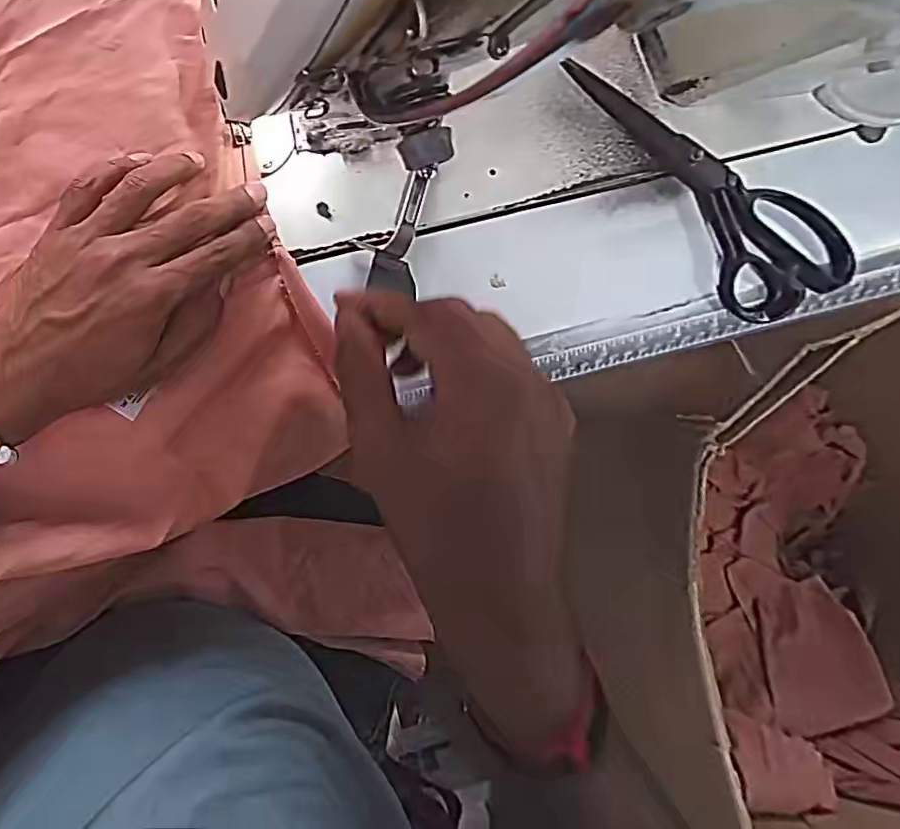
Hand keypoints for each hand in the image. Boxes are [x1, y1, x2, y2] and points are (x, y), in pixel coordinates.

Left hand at [0, 152, 272, 472]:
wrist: (16, 371)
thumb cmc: (84, 375)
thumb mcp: (152, 367)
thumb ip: (193, 326)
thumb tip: (218, 287)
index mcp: (151, 294)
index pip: (213, 255)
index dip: (245, 238)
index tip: (263, 226)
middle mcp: (123, 258)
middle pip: (190, 218)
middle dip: (230, 203)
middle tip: (252, 191)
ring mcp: (88, 239)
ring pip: (139, 189)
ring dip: (173, 170)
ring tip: (194, 161)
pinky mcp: (59, 232)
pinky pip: (87, 188)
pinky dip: (112, 169)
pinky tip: (133, 163)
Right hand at [332, 291, 585, 760]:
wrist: (501, 595)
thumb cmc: (430, 523)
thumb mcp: (377, 444)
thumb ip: (360, 371)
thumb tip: (349, 322)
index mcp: (483, 383)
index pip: (429, 315)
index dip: (381, 304)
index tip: (344, 307)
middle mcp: (527, 379)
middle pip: (463, 316)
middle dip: (410, 318)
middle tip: (368, 342)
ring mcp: (549, 399)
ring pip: (490, 335)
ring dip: (441, 336)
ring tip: (401, 371)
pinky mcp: (556, 420)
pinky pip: (510, 365)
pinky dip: (470, 360)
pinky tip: (441, 396)